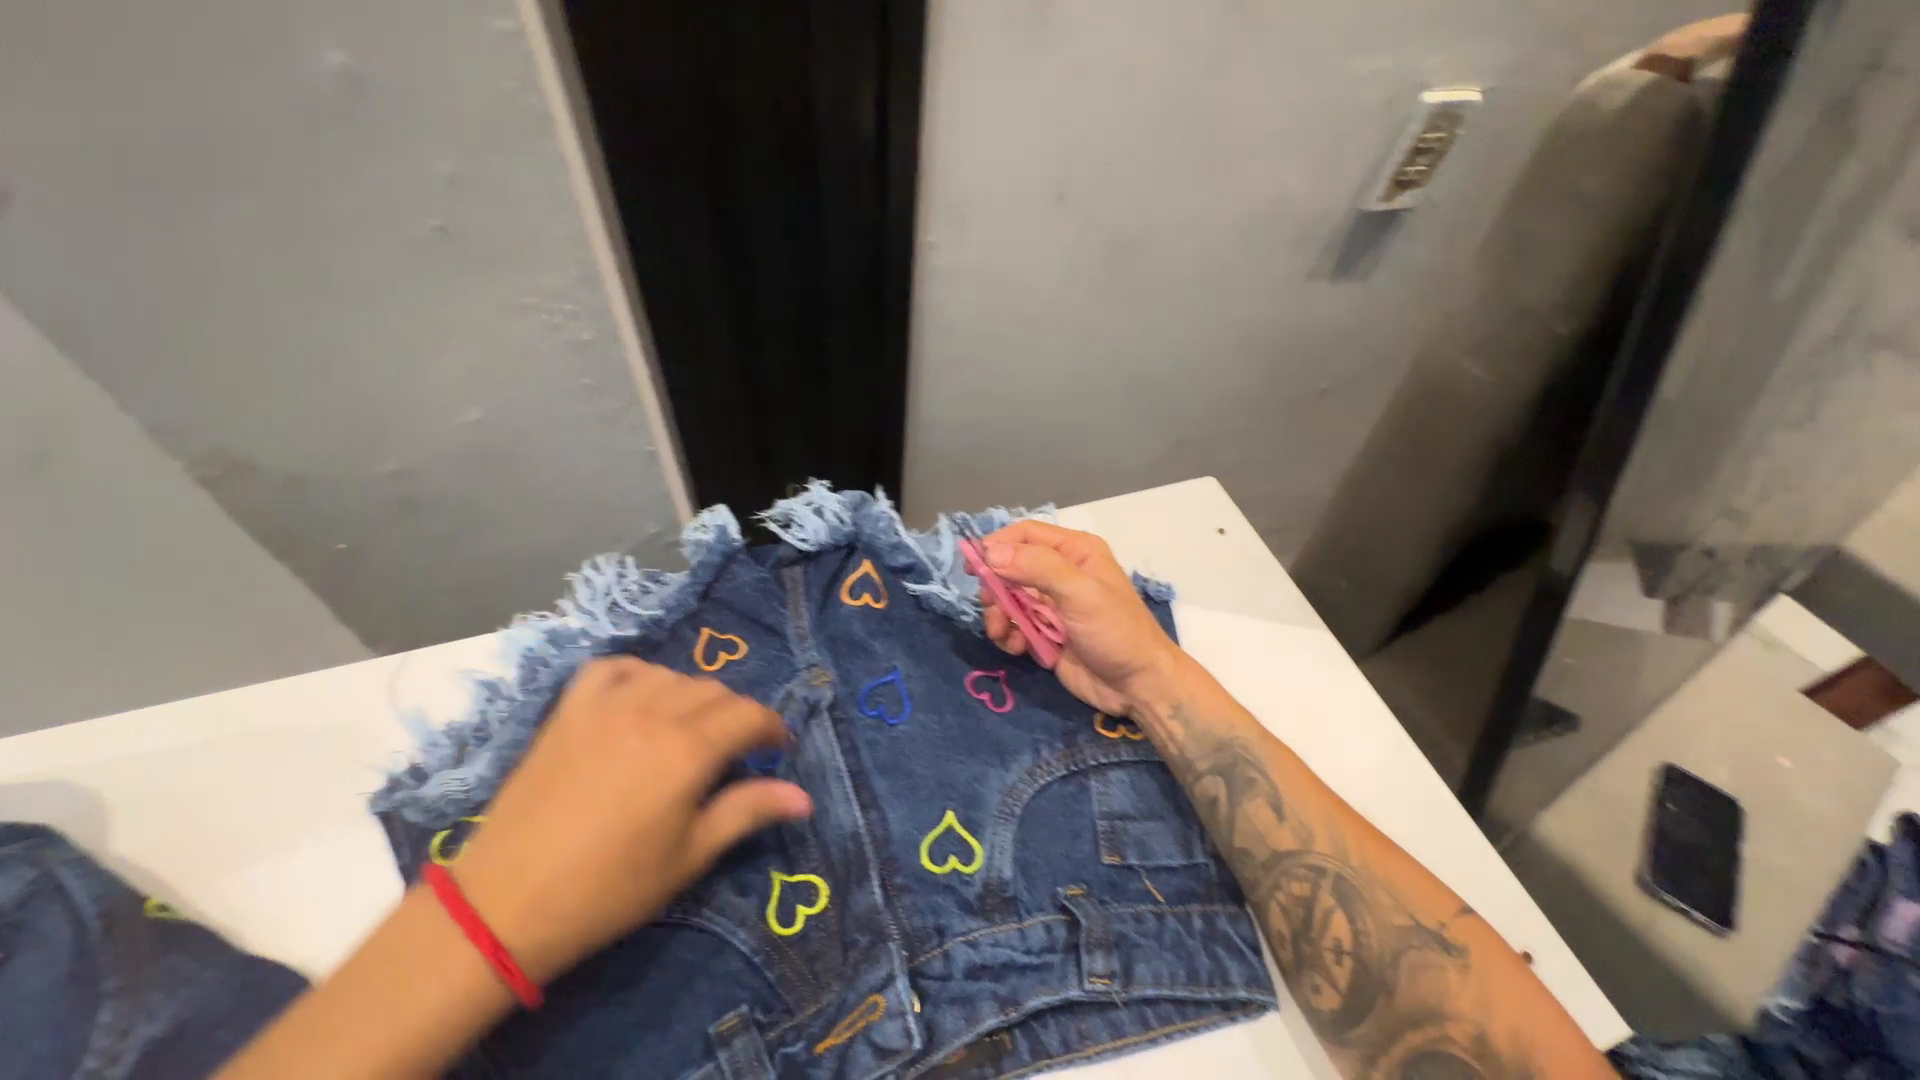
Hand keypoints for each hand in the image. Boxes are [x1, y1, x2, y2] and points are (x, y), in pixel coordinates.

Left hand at [447, 658, 810, 981]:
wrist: (506, 905)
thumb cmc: (609, 890)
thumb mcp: (689, 856)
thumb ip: (747, 812)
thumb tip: (804, 798)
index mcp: (688, 751)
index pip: (749, 715)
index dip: (772, 729)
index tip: (777, 750)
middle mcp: (651, 713)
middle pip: (714, 692)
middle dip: (736, 716)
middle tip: (735, 753)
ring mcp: (604, 706)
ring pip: (669, 676)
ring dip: (692, 697)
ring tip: (689, 731)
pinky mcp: (567, 711)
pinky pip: (612, 668)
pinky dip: (637, 675)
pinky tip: (640, 699)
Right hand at [976, 521, 1184, 717]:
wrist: (1137, 686)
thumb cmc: (1115, 632)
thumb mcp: (1080, 593)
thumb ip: (1037, 568)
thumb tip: (990, 553)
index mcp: (1075, 552)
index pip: (1025, 535)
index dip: (997, 546)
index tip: (973, 566)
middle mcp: (1061, 573)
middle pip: (1010, 568)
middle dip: (995, 588)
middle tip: (991, 607)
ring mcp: (1052, 605)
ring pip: (1007, 600)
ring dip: (999, 617)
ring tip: (1004, 635)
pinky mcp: (1045, 633)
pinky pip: (1014, 626)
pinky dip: (1009, 636)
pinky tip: (1018, 649)